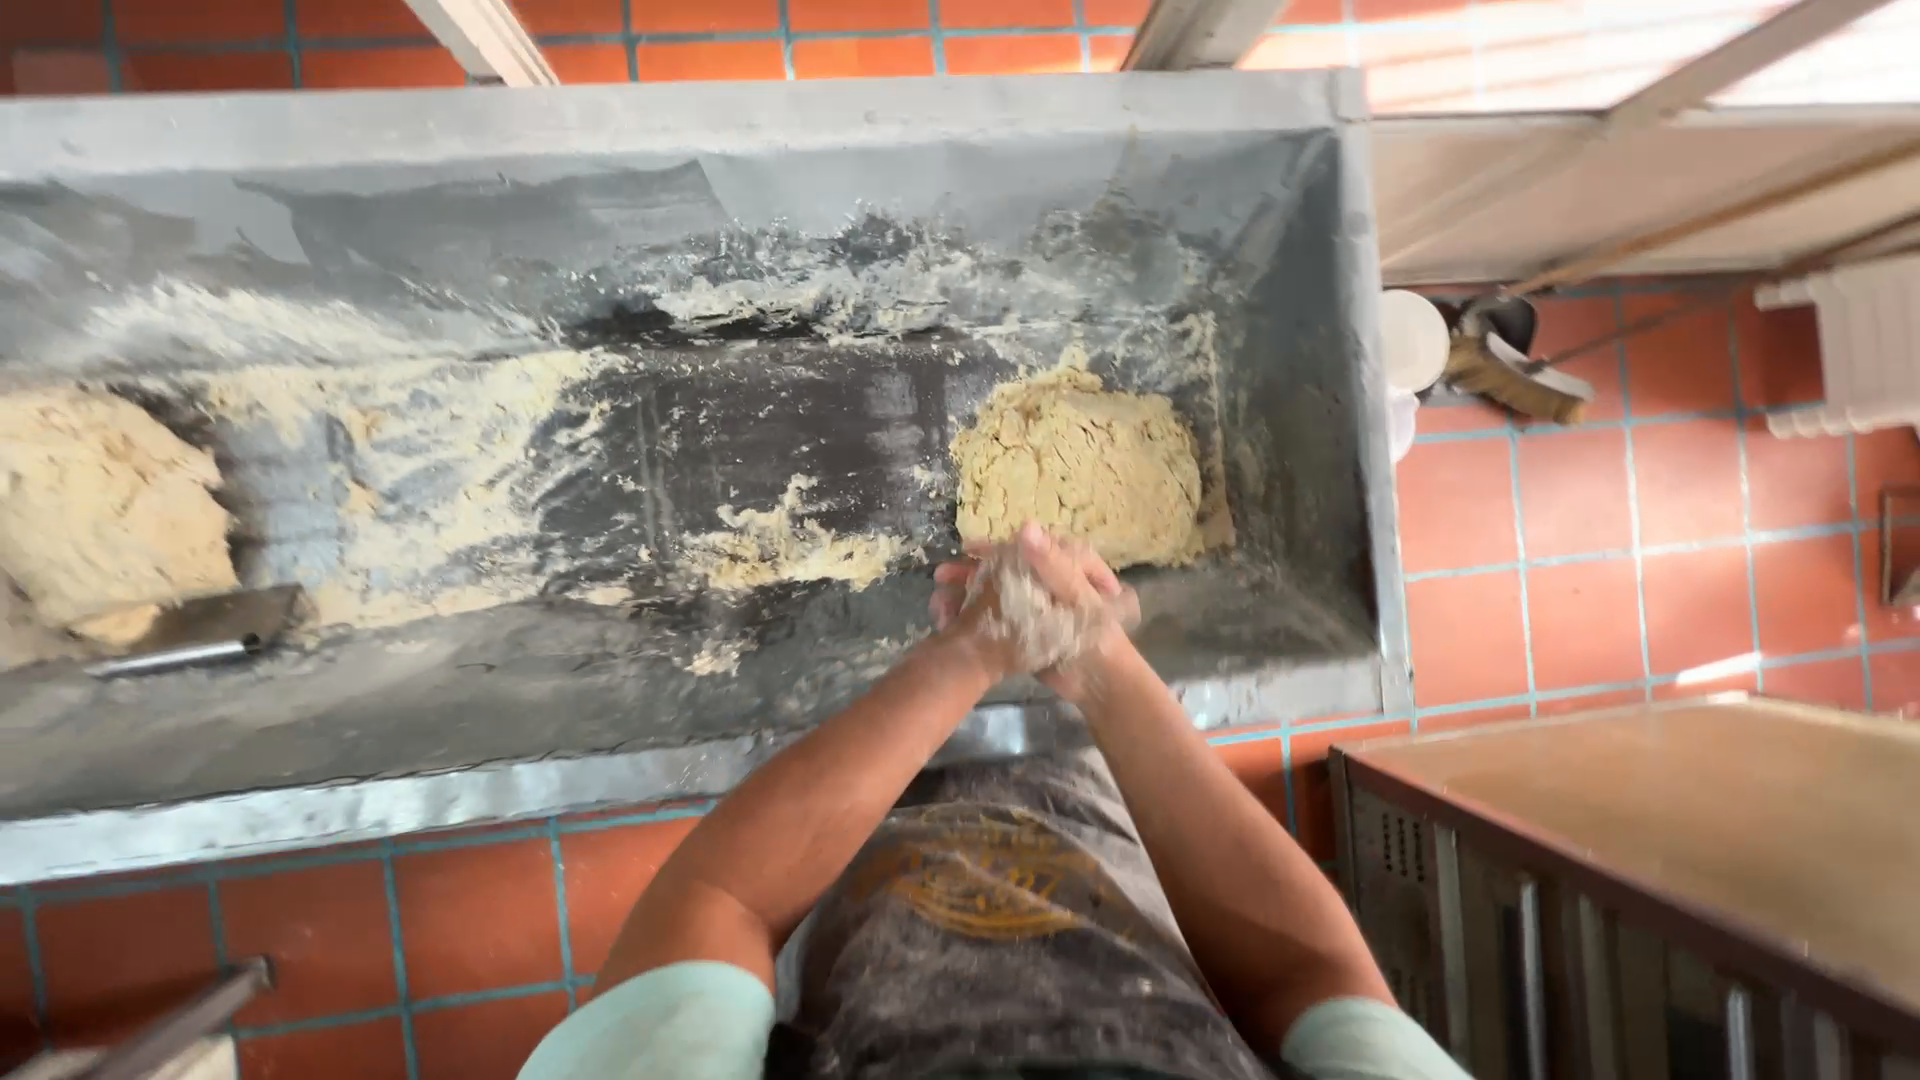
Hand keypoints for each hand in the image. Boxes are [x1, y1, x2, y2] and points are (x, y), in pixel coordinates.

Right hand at [928, 522, 1140, 702]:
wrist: (1100, 685)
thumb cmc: (1097, 637)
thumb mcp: (1076, 596)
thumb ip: (1052, 563)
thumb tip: (1024, 526)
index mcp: (1068, 562)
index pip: (1027, 546)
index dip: (996, 548)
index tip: (968, 549)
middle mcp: (1049, 579)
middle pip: (1006, 568)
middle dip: (972, 571)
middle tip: (943, 575)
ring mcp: (1035, 604)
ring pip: (996, 590)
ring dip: (967, 592)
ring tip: (939, 599)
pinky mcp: (1024, 627)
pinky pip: (995, 616)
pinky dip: (972, 616)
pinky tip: (948, 618)